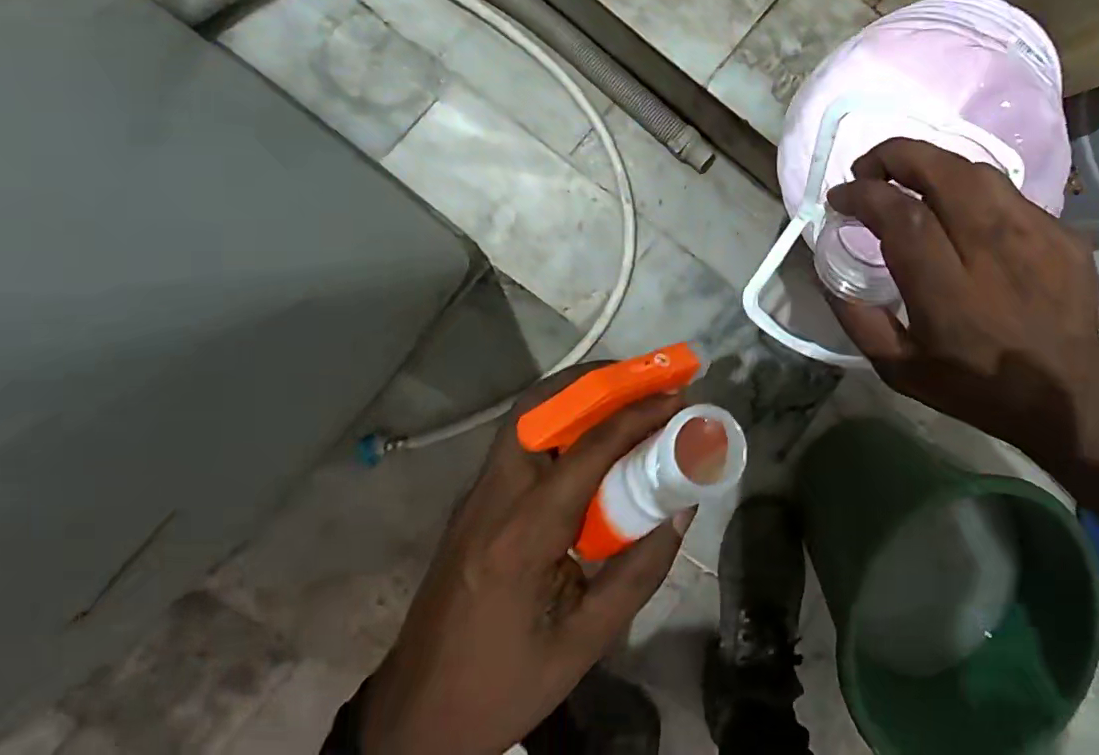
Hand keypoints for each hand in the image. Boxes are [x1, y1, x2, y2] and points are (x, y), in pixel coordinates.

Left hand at [358, 366, 685, 754]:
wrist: (415, 718)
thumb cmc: (505, 683)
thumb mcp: (586, 641)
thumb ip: (640, 570)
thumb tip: (683, 507)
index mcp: (522, 536)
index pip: (587, 452)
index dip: (636, 415)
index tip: (677, 396)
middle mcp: (491, 500)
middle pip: (537, 410)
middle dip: (595, 382)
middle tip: (644, 380)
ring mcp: (474, 498)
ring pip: (523, 419)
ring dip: (574, 396)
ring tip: (624, 397)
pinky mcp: (471, 505)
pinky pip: (517, 442)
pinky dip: (557, 422)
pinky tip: (590, 441)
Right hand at [826, 138, 1098, 455]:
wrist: (1069, 395)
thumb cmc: (977, 385)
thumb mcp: (900, 369)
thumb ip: (858, 319)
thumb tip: (827, 273)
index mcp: (950, 293)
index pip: (902, 214)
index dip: (864, 194)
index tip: (841, 198)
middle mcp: (994, 253)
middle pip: (942, 171)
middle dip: (895, 156)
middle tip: (870, 170)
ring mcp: (1037, 237)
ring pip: (977, 172)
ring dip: (933, 166)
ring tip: (911, 181)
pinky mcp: (1063, 234)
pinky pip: (1008, 195)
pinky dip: (972, 193)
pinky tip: (962, 213)